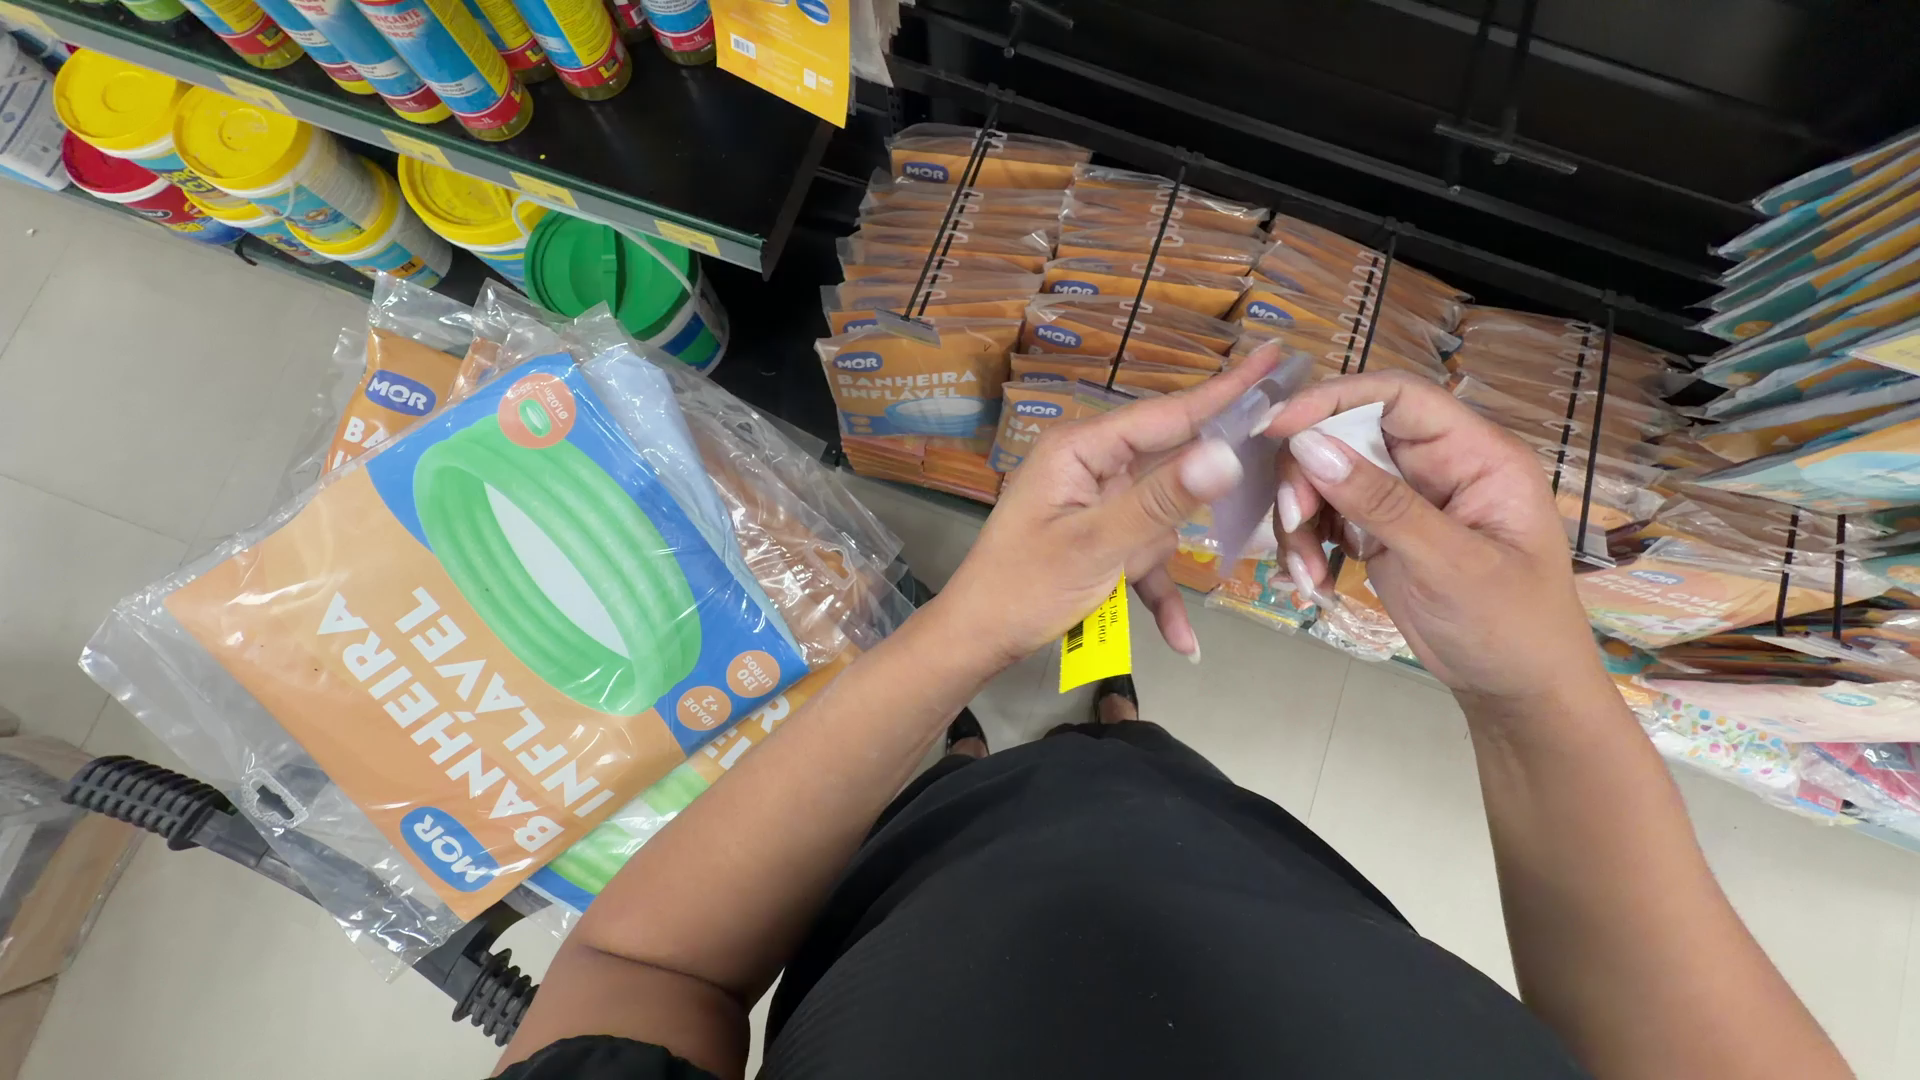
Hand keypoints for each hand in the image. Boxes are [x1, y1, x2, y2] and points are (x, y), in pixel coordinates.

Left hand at [935, 345, 1282, 668]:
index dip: (1225, 390)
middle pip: (1169, 463)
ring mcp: (1094, 503)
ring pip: (1159, 517)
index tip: (1277, 357)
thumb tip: (1226, 455)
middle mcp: (1089, 465)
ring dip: (1160, 558)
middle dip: (1199, 490)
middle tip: (1264, 480)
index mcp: (1080, 449)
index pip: (1165, 414)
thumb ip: (1160, 502)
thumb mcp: (1095, 546)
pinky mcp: (1098, 538)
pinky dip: (1156, 592)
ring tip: (1132, 583)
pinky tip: (1181, 640)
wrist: (976, 637)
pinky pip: (1141, 557)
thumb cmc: (1022, 588)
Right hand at [1260, 371, 1606, 704]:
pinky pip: (1322, 519)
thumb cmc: (1510, 626)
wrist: (1514, 691)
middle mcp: (1432, 466)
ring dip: (1301, 522)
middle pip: (1345, 437)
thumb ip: (1380, 503)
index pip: (1396, 396)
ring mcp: (1400, 500)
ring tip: (1307, 573)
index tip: (1275, 426)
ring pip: (1323, 480)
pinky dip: (1306, 547)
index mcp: (1473, 454)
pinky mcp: (1375, 532)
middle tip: (1293, 521)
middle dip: (1307, 478)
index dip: (1333, 399)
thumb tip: (1308, 446)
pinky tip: (1313, 582)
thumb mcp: (1449, 563)